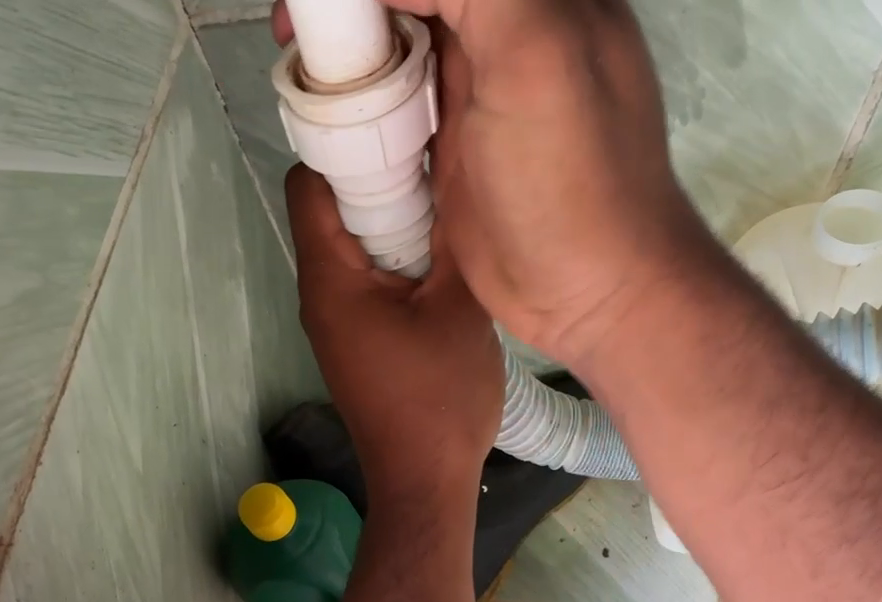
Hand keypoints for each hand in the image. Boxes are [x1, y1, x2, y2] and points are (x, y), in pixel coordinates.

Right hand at [275, 0, 708, 369]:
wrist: (585, 292)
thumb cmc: (568, 179)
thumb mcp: (535, 53)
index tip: (316, 7)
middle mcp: (509, 32)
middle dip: (356, 7)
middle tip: (297, 32)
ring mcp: (479, 95)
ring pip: (402, 41)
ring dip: (354, 48)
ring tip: (307, 68)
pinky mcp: (455, 149)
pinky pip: (400, 103)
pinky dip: (364, 99)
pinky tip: (336, 112)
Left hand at [286, 165, 502, 504]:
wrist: (424, 482)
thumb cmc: (439, 397)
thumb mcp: (459, 306)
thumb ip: (455, 232)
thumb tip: (454, 165)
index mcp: (329, 280)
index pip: (310, 182)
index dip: (347, 142)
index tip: (400, 125)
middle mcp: (319, 296)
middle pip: (332, 209)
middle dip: (379, 175)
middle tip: (438, 156)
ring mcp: (335, 323)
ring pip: (354, 245)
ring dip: (394, 218)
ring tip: (447, 202)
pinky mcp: (356, 342)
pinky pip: (367, 279)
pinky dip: (397, 257)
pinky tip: (441, 255)